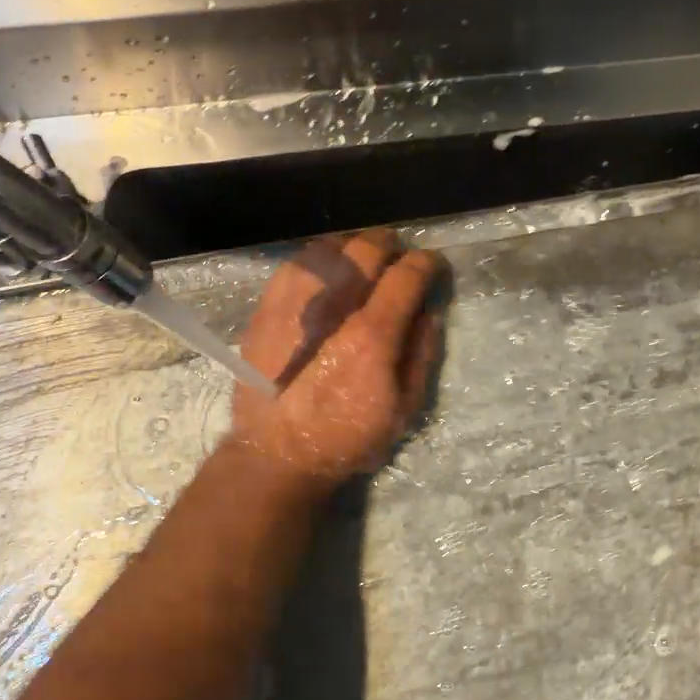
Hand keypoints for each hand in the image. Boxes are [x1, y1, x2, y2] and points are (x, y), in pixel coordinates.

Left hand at [227, 229, 442, 492]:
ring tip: (363, 258)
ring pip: (329, 247)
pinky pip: (296, 263)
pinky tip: (327, 271)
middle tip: (398, 257)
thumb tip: (428, 313)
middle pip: (367, 248)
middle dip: (391, 245)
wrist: (277, 454)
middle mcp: (333, 308)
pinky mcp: (266, 307)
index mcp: (372, 335)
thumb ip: (420, 355)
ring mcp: (294, 302)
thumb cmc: (347, 437)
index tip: (433, 265)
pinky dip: (319, 258)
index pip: (407, 275)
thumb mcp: (402, 409)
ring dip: (354, 246)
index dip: (427, 263)